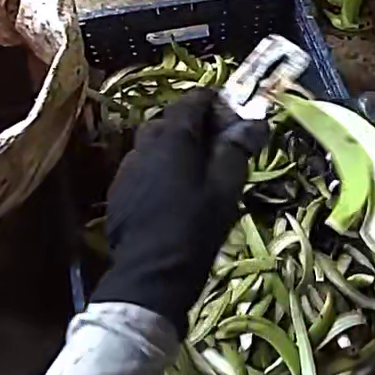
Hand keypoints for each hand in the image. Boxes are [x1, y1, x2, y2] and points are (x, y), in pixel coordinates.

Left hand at [92, 89, 267, 329]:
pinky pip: (145, 164)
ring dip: (180, 145)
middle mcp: (145, 144)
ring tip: (203, 167)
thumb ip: (237, 149)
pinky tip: (178, 189)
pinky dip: (164, 165)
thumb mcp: (226, 187)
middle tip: (225, 144)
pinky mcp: (120, 189)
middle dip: (200, 124)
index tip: (237, 118)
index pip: (194, 100)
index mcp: (173, 138)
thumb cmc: (196, 227)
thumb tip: (253, 122)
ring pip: (157, 142)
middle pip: (173, 119)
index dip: (218, 103)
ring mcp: (128, 166)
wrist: (152, 274)